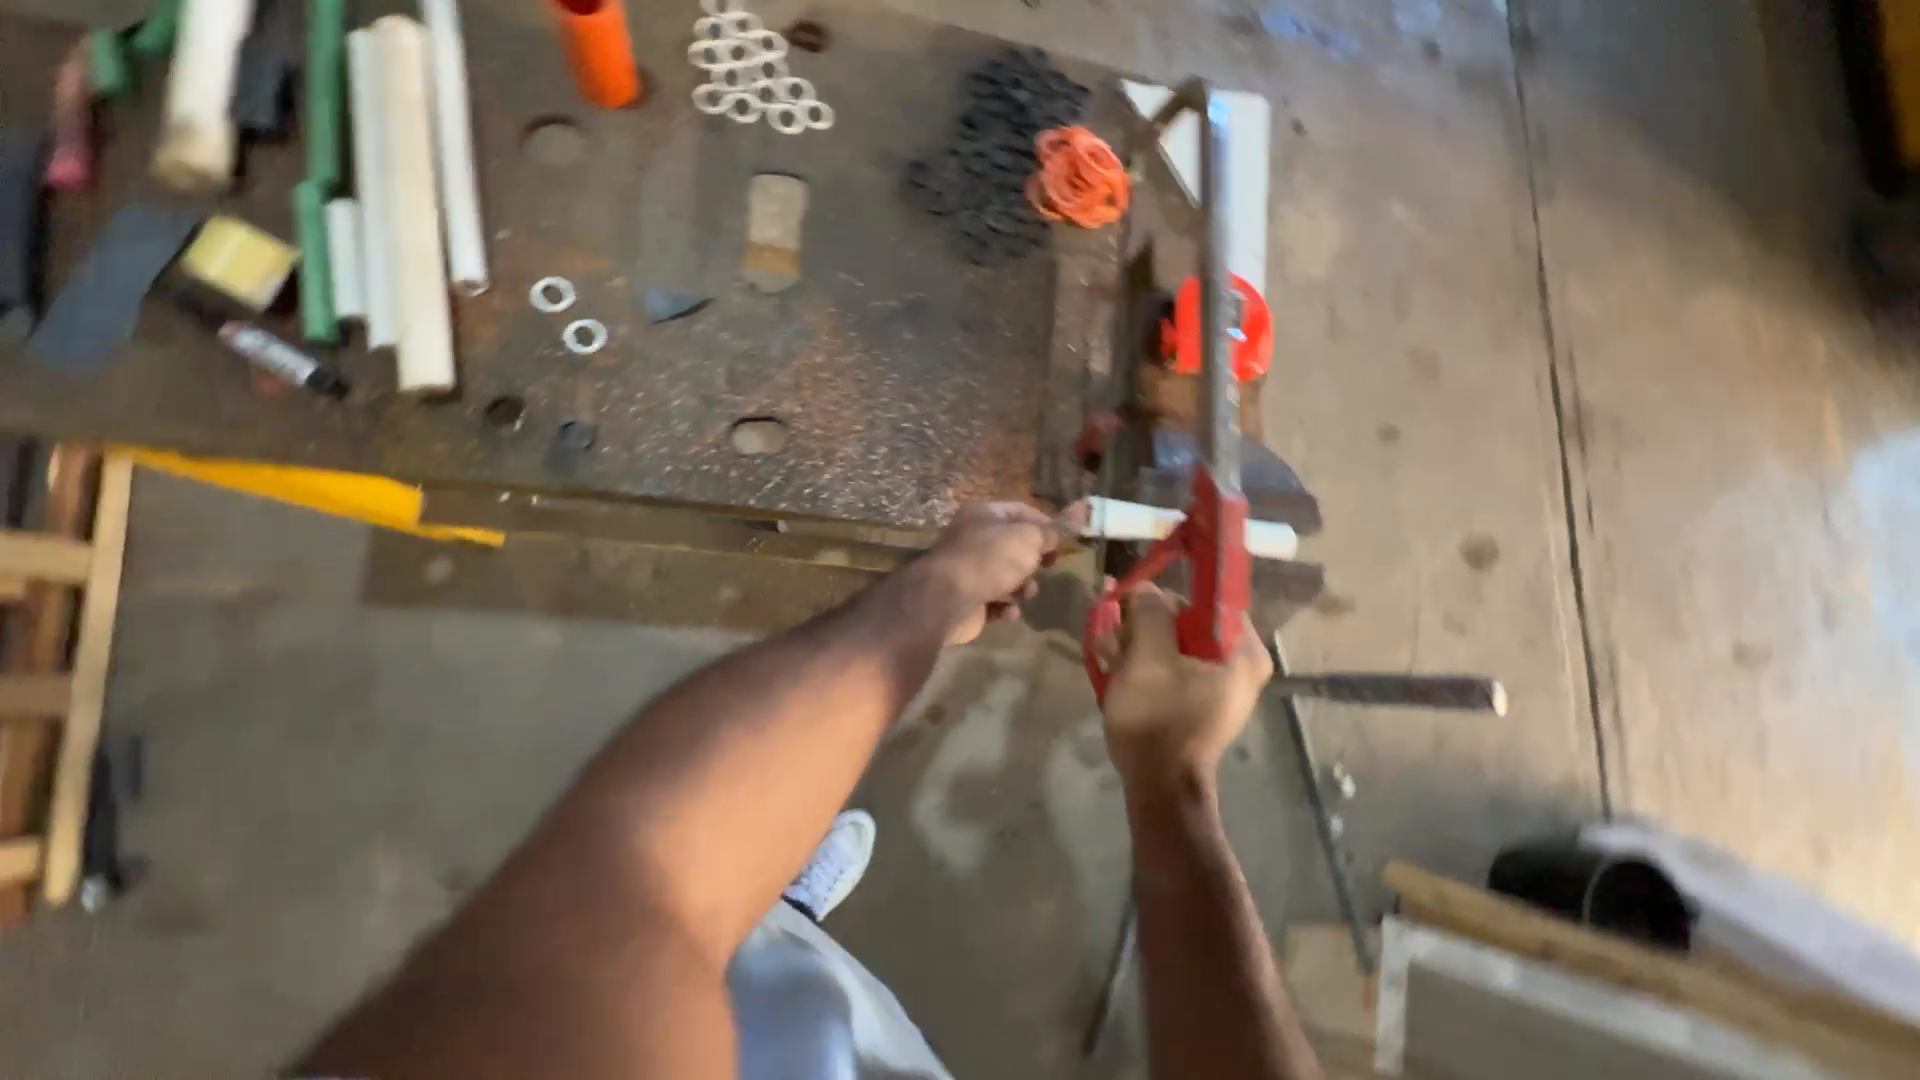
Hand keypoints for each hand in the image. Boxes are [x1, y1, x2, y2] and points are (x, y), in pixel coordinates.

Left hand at [912, 502, 1063, 643]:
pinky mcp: (967, 601)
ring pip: (1005, 575)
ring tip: (1026, 592)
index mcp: (984, 516)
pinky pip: (994, 602)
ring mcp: (968, 571)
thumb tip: (1085, 508)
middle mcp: (973, 539)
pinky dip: (1005, 607)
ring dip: (1022, 586)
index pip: (1021, 511)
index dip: (1045, 525)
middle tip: (1048, 566)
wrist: (945, 600)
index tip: (1064, 541)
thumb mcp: (1029, 539)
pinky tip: (1009, 611)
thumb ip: (1056, 529)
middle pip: (1013, 545)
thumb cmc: (989, 560)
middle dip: (1033, 559)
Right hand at [1093, 584, 1271, 793]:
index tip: (1131, 599)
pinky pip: (1171, 669)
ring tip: (1106, 649)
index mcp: (1243, 651)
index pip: (1207, 600)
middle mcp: (1240, 664)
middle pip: (1188, 623)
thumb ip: (1148, 613)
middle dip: (1145, 623)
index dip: (1166, 596)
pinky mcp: (1197, 702)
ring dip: (1138, 643)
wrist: (1158, 786)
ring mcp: (1219, 686)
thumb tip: (1147, 589)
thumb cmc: (1158, 718)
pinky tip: (1114, 667)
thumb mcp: (1148, 657)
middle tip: (1111, 626)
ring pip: (1175, 646)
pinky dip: (1144, 665)